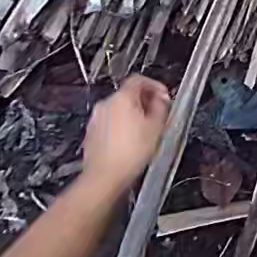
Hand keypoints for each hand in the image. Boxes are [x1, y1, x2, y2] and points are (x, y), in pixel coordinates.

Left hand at [77, 75, 170, 195]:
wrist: (105, 177)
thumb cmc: (130, 154)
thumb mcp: (156, 127)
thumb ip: (161, 107)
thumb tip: (162, 99)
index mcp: (122, 98)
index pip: (139, 80)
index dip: (155, 85)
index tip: (164, 96)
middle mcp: (106, 104)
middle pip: (128, 94)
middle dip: (145, 102)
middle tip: (158, 115)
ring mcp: (96, 118)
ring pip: (119, 109)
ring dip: (133, 114)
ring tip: (146, 131)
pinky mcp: (92, 133)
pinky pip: (110, 122)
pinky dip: (122, 126)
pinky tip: (131, 142)